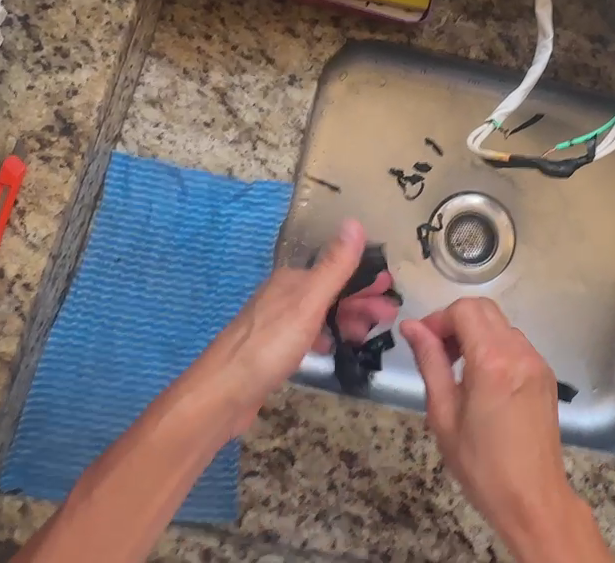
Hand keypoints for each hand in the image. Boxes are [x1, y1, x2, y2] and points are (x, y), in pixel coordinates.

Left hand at [181, 219, 399, 434]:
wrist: (223, 393)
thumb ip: (334, 266)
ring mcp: (275, 324)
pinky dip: (325, 338)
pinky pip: (306, 336)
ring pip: (319, 315)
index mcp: (293, 281)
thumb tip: (354, 221)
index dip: (365, 280)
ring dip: (346, 320)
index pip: (337, 271)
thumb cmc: (270, 344)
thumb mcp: (309, 303)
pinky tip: (332, 351)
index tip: (391, 292)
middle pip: (330, 293)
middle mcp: (283, 296)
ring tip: (368, 336)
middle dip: (361, 302)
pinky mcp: (270, 351)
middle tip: (389, 317)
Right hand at [401, 299, 610, 561]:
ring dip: (475, 333)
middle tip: (438, 353)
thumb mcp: (443, 415)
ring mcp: (537, 361)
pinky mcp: (545, 374)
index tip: (423, 343)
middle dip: (455, 321)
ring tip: (458, 371)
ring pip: (500, 325)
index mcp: (492, 360)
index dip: (438, 319)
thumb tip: (411, 326)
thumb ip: (429, 362)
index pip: (463, 310)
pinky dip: (494, 347)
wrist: (533, 501)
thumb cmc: (481, 465)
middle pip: (483, 309)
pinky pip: (515, 344)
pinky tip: (483, 381)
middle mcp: (519, 351)